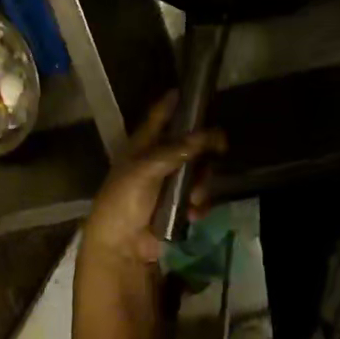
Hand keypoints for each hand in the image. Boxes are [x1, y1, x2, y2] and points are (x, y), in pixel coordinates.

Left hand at [81, 95, 226, 266]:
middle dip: (204, 150)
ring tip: (196, 198)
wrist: (120, 247)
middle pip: (189, 144)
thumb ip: (177, 150)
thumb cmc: (123, 201)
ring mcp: (168, 185)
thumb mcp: (147, 170)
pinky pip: (199, 196)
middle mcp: (156, 162)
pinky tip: (194, 212)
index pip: (158, 119)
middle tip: (220, 149)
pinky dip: (200, 203)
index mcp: (141, 148)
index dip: (170, 104)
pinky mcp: (178, 207)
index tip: (185, 91)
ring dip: (202, 183)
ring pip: (198, 171)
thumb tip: (208, 133)